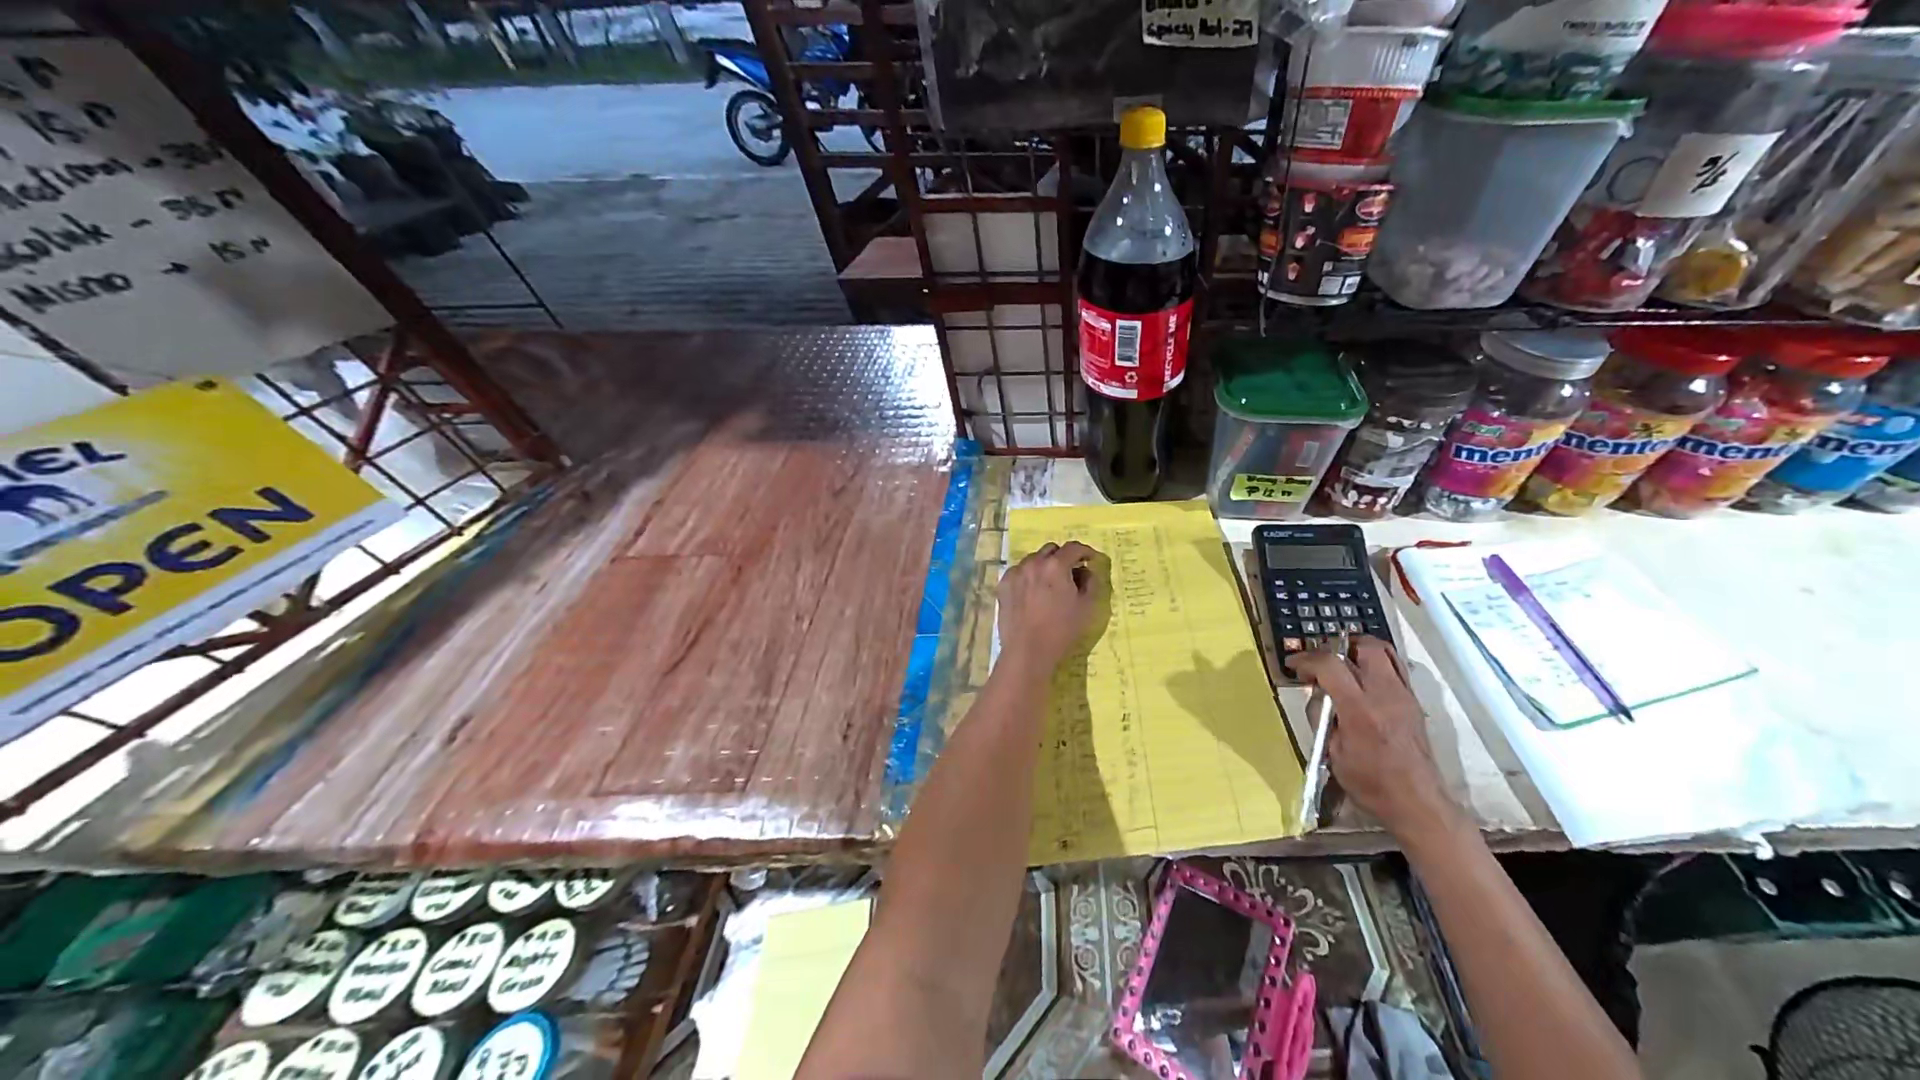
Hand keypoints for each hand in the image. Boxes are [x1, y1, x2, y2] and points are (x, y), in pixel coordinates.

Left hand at [998, 541, 1100, 671]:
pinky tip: (1031, 593)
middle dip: (1063, 557)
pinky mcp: (1003, 585)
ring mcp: (1015, 573)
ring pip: (1032, 560)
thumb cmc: (1062, 629)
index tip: (1090, 559)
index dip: (1085, 551)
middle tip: (1070, 573)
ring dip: (1044, 566)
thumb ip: (1091, 583)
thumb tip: (1085, 571)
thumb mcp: (1087, 607)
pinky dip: (1028, 576)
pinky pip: (1018, 573)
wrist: (1028, 650)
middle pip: (1051, 550)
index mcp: (1056, 565)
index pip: (1073, 548)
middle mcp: (1033, 563)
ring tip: (1049, 585)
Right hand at [1288, 637, 1456, 838]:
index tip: (1293, 665)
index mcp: (1360, 710)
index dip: (1306, 659)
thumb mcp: (1331, 752)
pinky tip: (1362, 678)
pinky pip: (1395, 667)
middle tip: (1320, 662)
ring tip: (1341, 664)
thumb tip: (1318, 693)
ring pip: (1383, 651)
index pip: (1330, 664)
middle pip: (1363, 647)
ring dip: (1358, 650)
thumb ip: (1321, 716)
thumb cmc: (1369, 783)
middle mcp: (1385, 695)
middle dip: (1336, 647)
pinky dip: (1375, 663)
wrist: (1417, 802)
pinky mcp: (1414, 701)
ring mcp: (1404, 695)